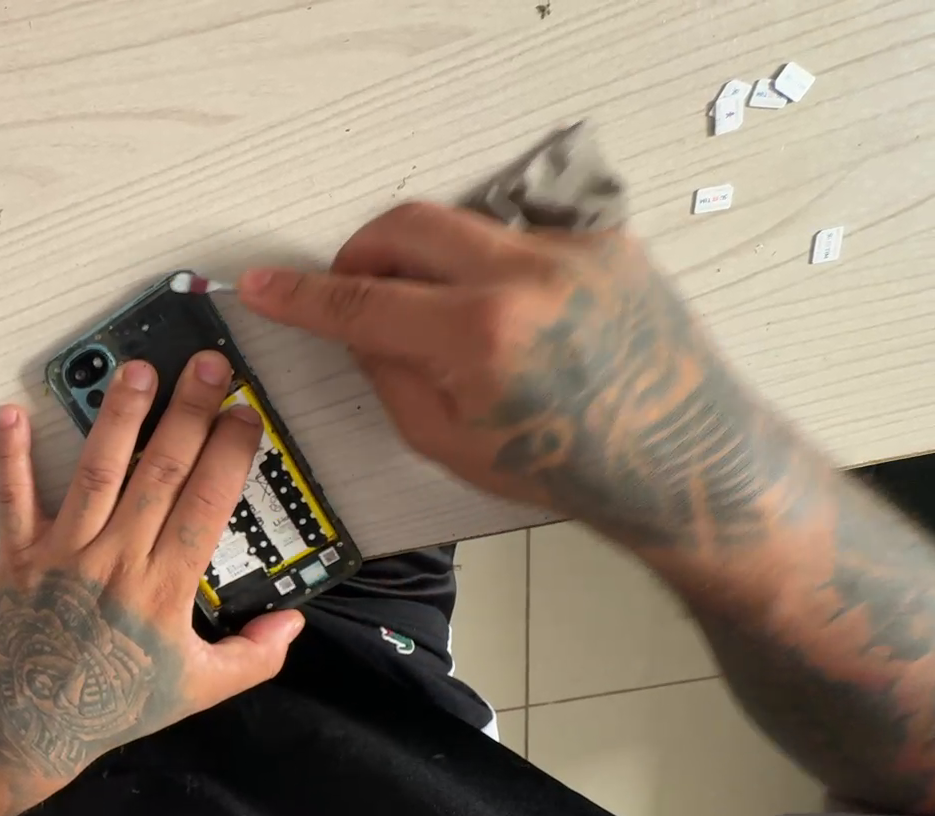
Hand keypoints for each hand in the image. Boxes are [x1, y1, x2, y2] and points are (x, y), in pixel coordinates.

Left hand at [0, 351, 305, 772]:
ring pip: (96, 473)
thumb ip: (255, 657)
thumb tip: (296, 619)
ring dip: (117, 418)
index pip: (205, 506)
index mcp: (164, 589)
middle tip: (206, 363)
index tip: (246, 412)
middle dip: (187, 414)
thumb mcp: (200, 690)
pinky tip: (11, 414)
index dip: (229, 454)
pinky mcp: (18, 555)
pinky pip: (13, 499)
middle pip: (158, 474)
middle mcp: (116, 560)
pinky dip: (10, 457)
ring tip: (135, 370)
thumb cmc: (119, 703)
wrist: (37, 721)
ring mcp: (63, 553)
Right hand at [237, 202, 786, 550]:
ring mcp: (573, 248)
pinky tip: (491, 318)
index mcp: (478, 335)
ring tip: (428, 317)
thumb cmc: (552, 464)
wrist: (682, 457)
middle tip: (349, 292)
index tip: (259, 284)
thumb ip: (387, 371)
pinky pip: (506, 240)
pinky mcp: (604, 242)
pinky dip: (474, 270)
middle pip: (406, 226)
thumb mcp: (439, 436)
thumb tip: (358, 327)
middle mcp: (527, 273)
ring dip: (418, 263)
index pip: (360, 302)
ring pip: (456, 227)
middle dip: (358, 254)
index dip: (299, 295)